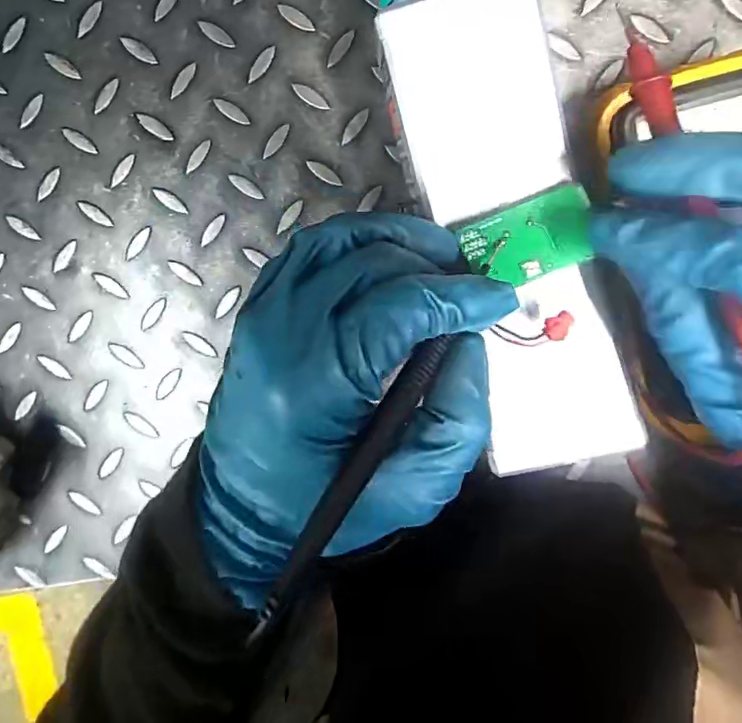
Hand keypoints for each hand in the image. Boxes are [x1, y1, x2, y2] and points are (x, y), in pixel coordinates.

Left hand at [195, 213, 518, 609]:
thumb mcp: (415, 488)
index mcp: (313, 385)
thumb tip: (468, 338)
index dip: (457, 296)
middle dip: (437, 267)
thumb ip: (460, 413)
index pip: (398, 308)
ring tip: (440, 258)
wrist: (242, 503)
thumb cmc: (328, 504)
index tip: (499, 298)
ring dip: (400, 238)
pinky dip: (362, 237)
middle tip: (472, 287)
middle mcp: (282, 333)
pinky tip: (392, 254)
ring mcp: (266, 310)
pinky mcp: (263, 301)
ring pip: (343, 238)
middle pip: (374, 264)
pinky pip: (316, 243)